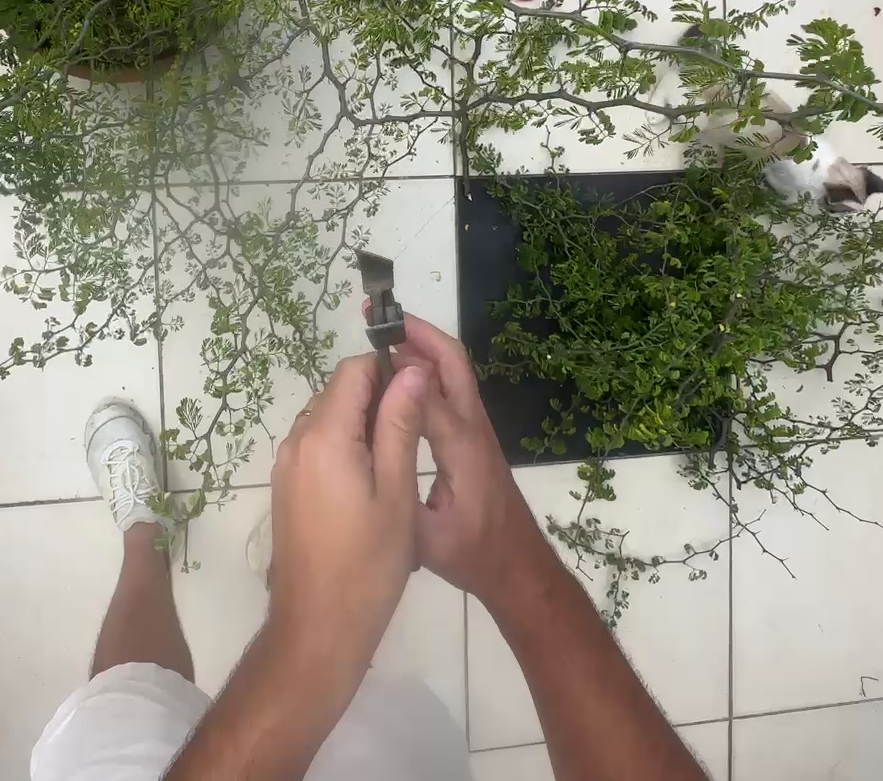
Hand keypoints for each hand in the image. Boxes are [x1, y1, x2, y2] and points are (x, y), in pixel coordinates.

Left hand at [268, 353, 434, 666]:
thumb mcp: (395, 491)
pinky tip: (372, 477)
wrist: (318, 627)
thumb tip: (412, 370)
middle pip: (338, 392)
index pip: (353, 371)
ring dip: (362, 421)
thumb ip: (400, 424)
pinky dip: (344, 444)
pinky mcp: (286, 485)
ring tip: (400, 455)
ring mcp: (286, 464)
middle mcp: (296, 440)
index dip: (388, 370)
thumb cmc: (368, 563)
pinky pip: (316, 444)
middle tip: (418, 426)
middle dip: (378, 396)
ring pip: (327, 417)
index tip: (421, 390)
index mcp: (323, 436)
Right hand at [396, 313, 559, 607]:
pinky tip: (395, 375)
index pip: (426, 392)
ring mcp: (476, 428)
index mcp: (461, 446)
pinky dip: (424, 369)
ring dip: (421, 345)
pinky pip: (450, 388)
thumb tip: (371, 445)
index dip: (396, 366)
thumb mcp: (428, 534)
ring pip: (453, 371)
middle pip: (451, 361)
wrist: (518, 566)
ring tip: (380, 335)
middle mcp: (472, 426)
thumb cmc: (472, 555)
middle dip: (417, 331)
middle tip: (377, 316)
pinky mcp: (473, 435)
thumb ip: (401, 491)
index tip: (364, 348)